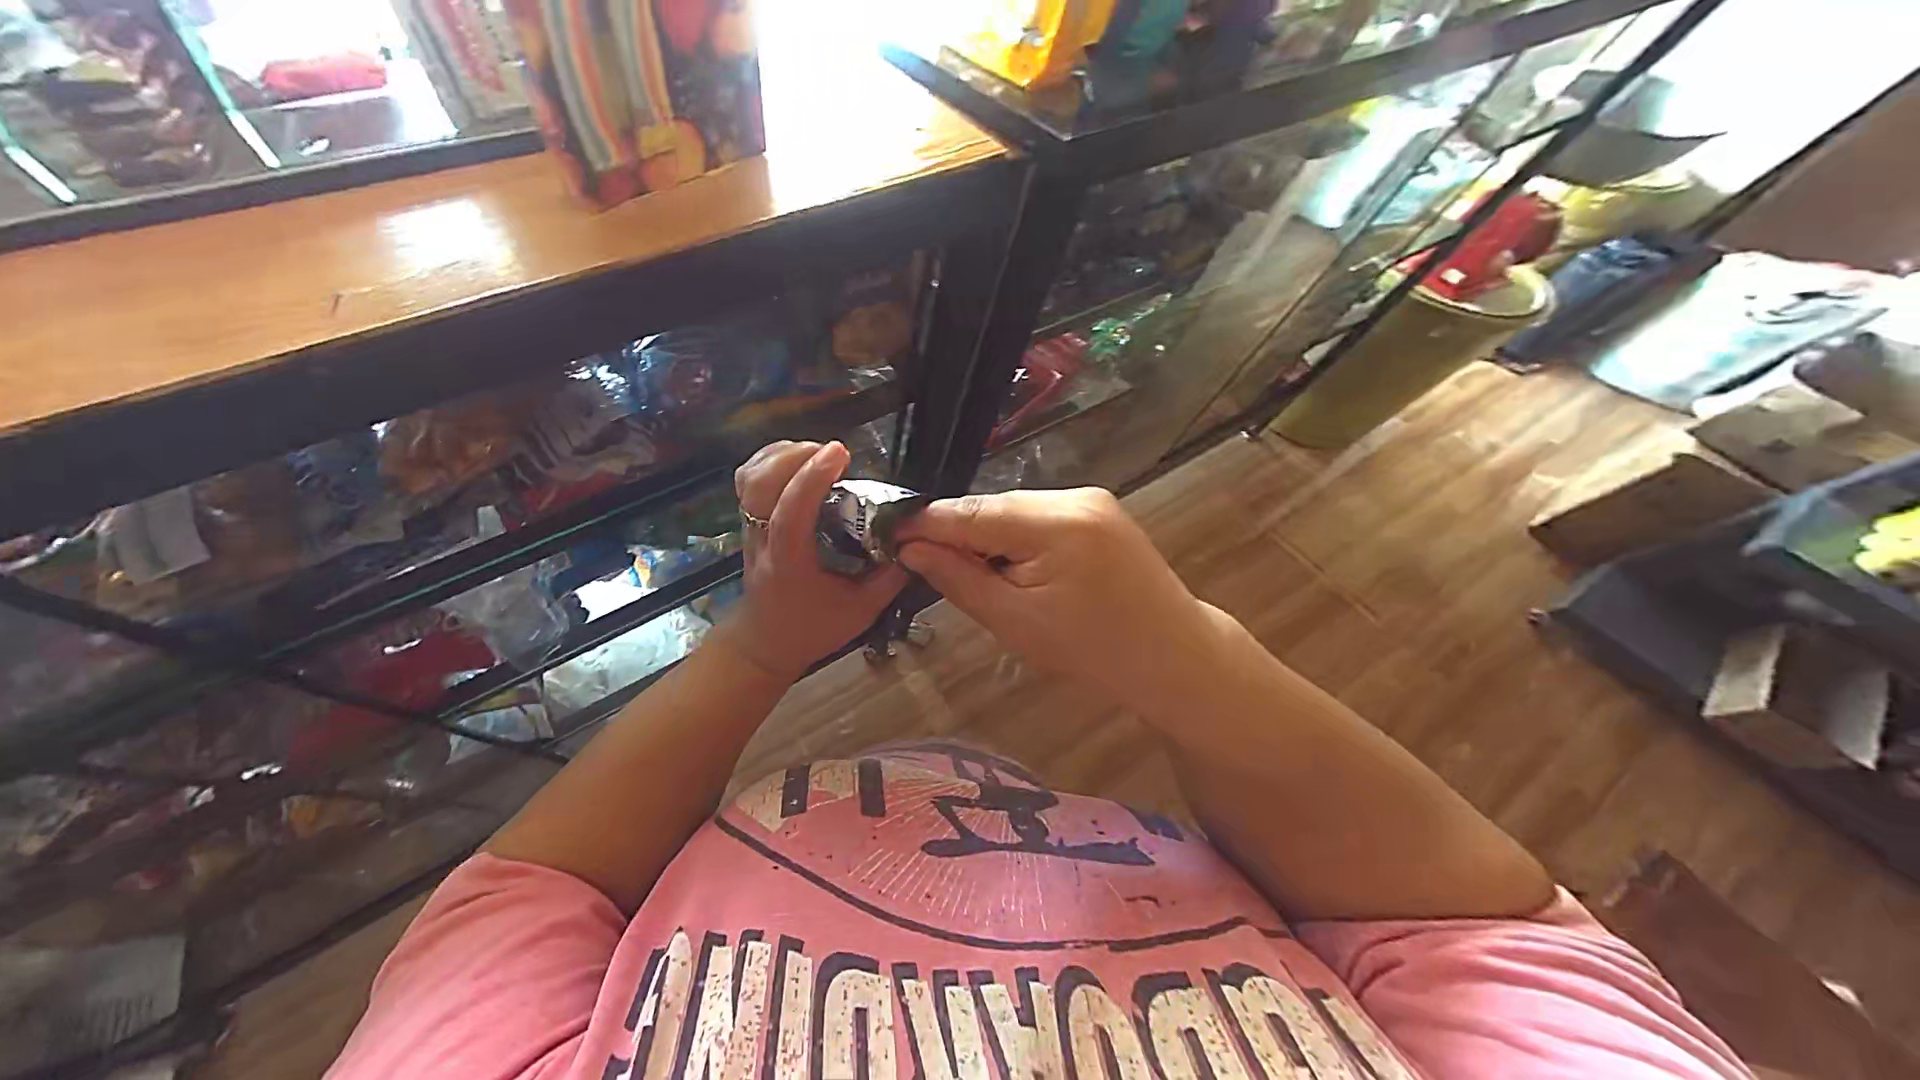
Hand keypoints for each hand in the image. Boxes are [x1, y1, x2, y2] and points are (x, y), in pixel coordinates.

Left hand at [713, 441, 907, 681]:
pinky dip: (771, 460)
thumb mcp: (861, 611)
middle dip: (795, 456)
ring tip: (818, 453)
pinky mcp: (750, 521)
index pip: (791, 512)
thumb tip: (915, 541)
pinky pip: (749, 480)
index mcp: (789, 562)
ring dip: (782, 454)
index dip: (812, 477)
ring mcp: (751, 528)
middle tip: (834, 453)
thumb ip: (890, 576)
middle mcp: (764, 539)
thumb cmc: (812, 629)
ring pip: (749, 477)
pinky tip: (799, 459)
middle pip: (760, 485)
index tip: (842, 453)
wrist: (766, 643)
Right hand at [894, 488, 1228, 713]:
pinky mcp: (1101, 511)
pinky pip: (1041, 517)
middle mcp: (1075, 497)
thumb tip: (911, 549)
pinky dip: (1019, 540)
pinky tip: (1015, 569)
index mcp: (1055, 523)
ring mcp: (1093, 499)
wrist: (1175, 657)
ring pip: (1016, 512)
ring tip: (977, 577)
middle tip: (928, 566)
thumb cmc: (1093, 652)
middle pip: (994, 508)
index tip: (889, 534)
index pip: (971, 513)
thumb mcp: (1015, 622)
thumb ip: (959, 579)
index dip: (926, 523)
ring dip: (989, 538)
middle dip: (960, 535)